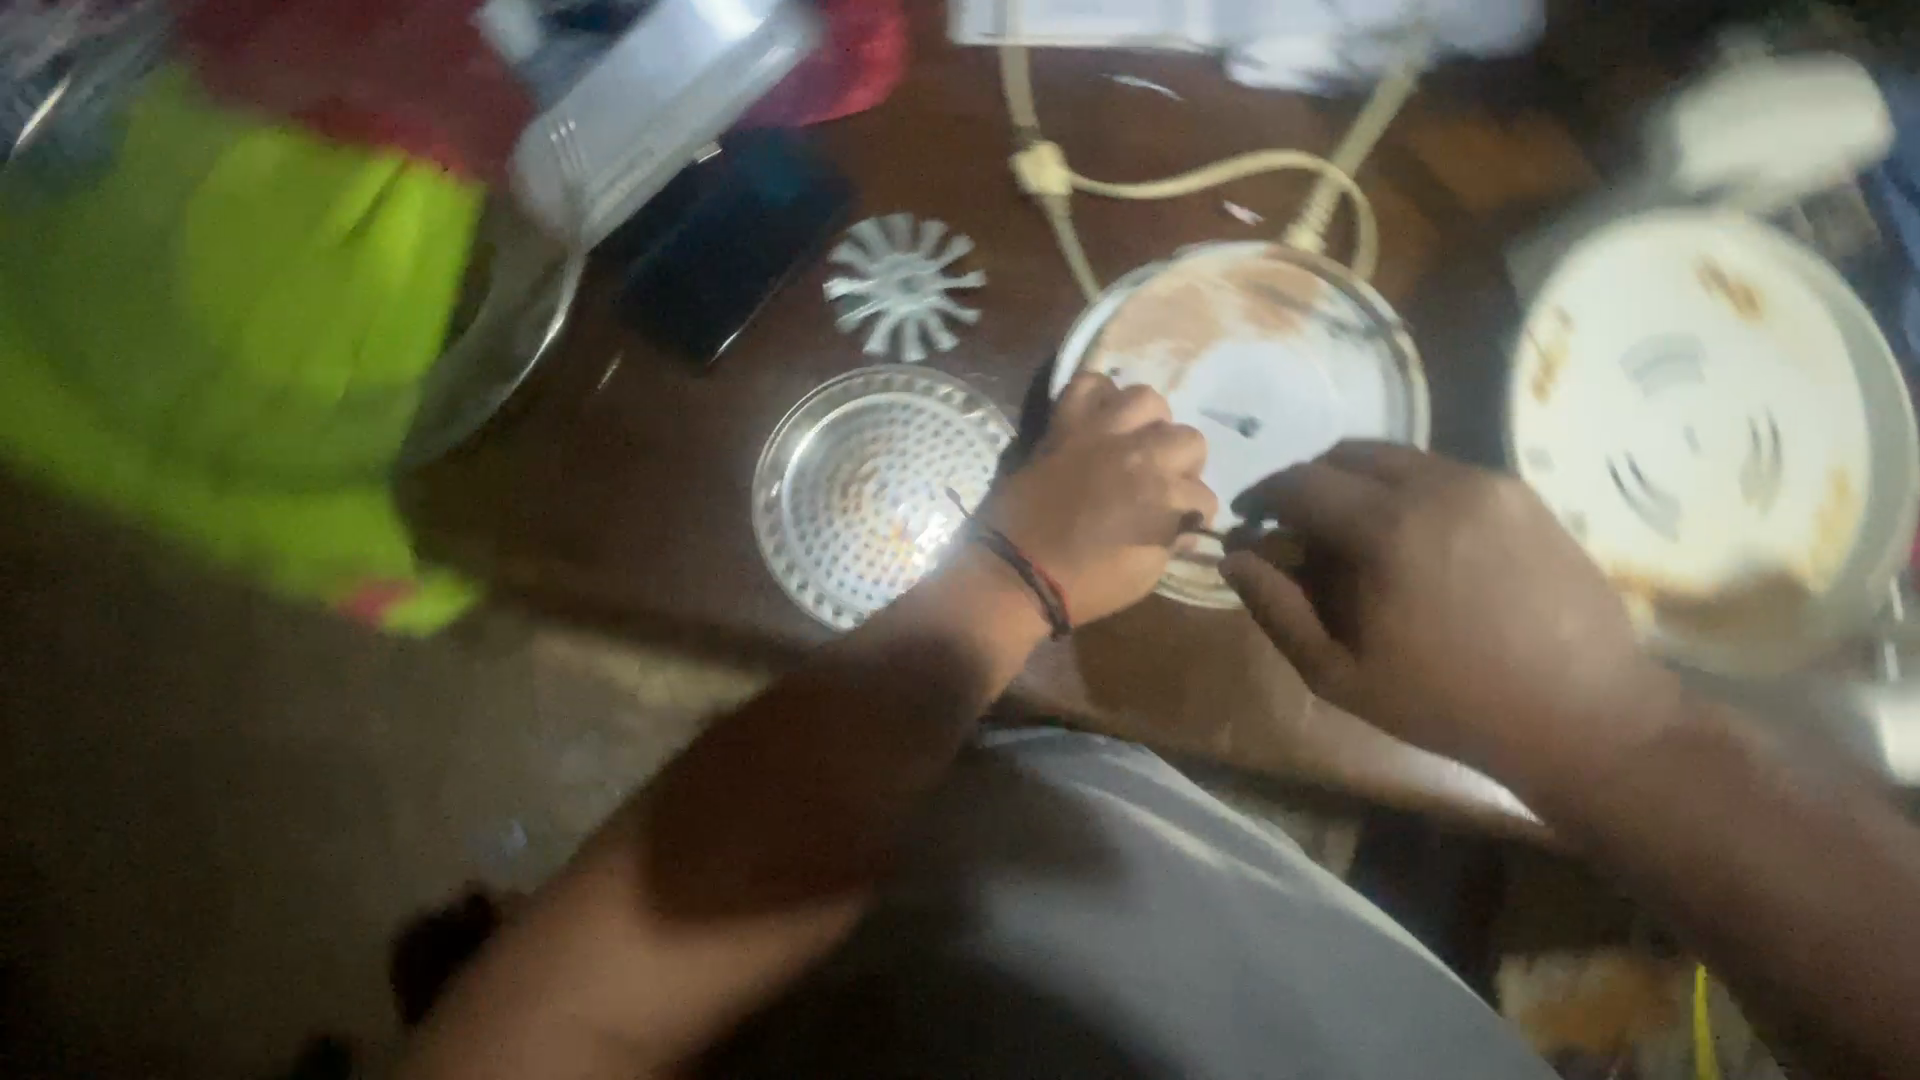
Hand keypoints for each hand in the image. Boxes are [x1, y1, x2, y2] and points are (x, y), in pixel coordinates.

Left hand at [984, 373, 1217, 625]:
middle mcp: (1138, 454)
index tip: (1181, 524)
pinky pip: (1086, 384)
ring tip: (1134, 444)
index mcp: (1163, 495)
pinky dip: (1098, 395)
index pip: (1202, 495)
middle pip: (1187, 439)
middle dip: (1183, 465)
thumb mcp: (1145, 574)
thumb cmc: (1084, 584)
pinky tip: (1100, 419)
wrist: (1016, 573)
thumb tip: (1184, 524)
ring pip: (1146, 399)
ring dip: (1148, 422)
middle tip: (1161, 483)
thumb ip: (1171, 538)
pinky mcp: (1063, 426)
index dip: (1195, 514)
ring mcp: (1098, 433)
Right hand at [1219, 441, 1682, 785]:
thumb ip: (1275, 608)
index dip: (1262, 497)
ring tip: (1352, 534)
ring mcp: (1487, 484)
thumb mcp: (1337, 672)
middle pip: (1345, 455)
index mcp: (1387, 529)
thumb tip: (1234, 559)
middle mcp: (1437, 486)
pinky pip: (1441, 472)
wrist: (1585, 715)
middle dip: (1307, 484)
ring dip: (1356, 484)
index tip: (1249, 522)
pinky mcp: (1522, 495)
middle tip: (1296, 529)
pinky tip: (1410, 541)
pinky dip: (1404, 491)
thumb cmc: (1447, 702)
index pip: (1300, 483)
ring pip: (1396, 457)